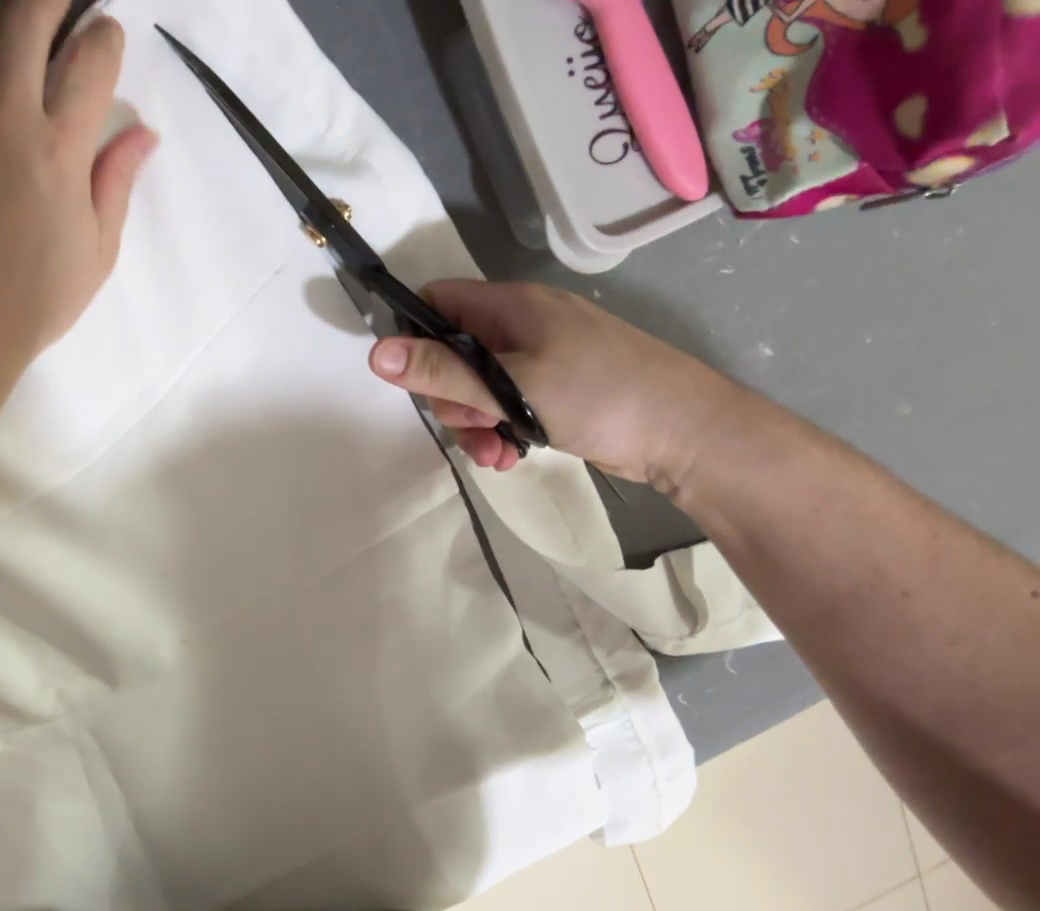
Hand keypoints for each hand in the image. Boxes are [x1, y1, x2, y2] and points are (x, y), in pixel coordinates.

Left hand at [0, 0, 158, 384]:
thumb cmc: (35, 303)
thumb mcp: (97, 253)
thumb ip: (117, 183)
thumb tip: (143, 134)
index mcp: (60, 152)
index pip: (91, 58)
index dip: (106, 35)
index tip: (108, 39)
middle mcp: (5, 123)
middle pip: (26, 20)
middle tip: (64, 3)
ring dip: (2, 21)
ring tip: (19, 29)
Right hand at [368, 280, 749, 490]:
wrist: (687, 433)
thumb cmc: (600, 395)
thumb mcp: (509, 385)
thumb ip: (441, 371)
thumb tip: (375, 353)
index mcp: (512, 306)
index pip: (438, 301)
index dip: (414, 335)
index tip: (413, 379)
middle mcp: (522, 326)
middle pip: (451, 353)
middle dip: (450, 397)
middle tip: (470, 423)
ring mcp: (539, 359)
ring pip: (475, 388)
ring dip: (473, 424)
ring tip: (494, 454)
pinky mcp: (552, 391)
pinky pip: (504, 406)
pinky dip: (498, 431)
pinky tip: (509, 456)